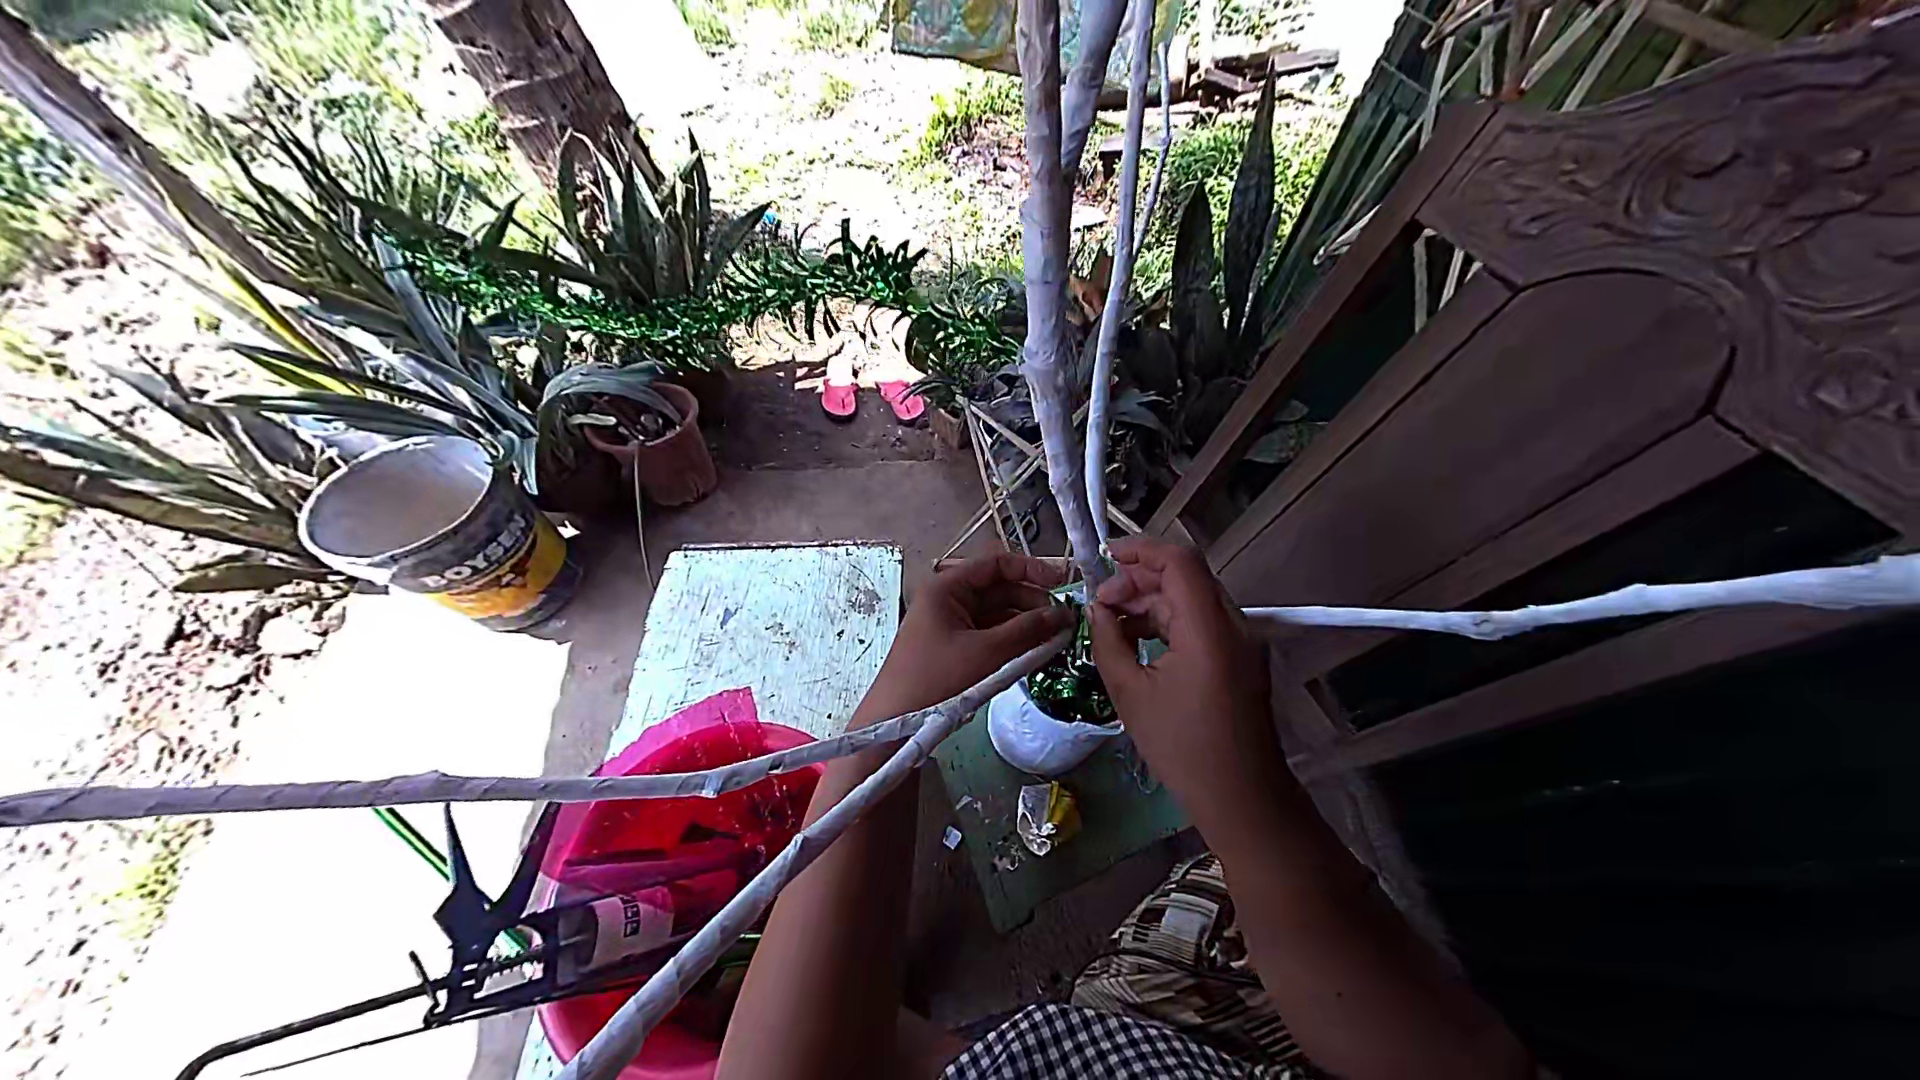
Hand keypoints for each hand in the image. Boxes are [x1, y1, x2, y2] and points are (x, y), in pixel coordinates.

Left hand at [853, 554, 1073, 725]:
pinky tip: (1037, 653)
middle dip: (1033, 603)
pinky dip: (1014, 641)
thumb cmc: (935, 680)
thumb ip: (1028, 630)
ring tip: (1058, 640)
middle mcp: (949, 599)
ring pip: (998, 614)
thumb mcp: (987, 653)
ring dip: (1027, 625)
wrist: (894, 725)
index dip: (1031, 569)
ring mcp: (951, 624)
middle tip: (1066, 622)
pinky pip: (991, 635)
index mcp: (947, 587)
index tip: (1062, 584)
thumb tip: (1065, 615)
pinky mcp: (955, 647)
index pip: (996, 564)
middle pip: (1000, 589)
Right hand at [1088, 536, 1287, 834]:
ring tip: (1113, 624)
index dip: (1141, 550)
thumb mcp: (1130, 693)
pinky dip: (1168, 621)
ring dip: (1151, 602)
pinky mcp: (1240, 657)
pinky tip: (1138, 640)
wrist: (1242, 797)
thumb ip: (1108, 641)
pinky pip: (1201, 622)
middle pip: (1185, 578)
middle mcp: (1233, 626)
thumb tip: (1097, 609)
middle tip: (1101, 604)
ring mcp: (1241, 641)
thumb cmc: (1182, 748)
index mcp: (1209, 630)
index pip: (1180, 562)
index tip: (1105, 557)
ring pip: (1192, 599)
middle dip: (1138, 581)